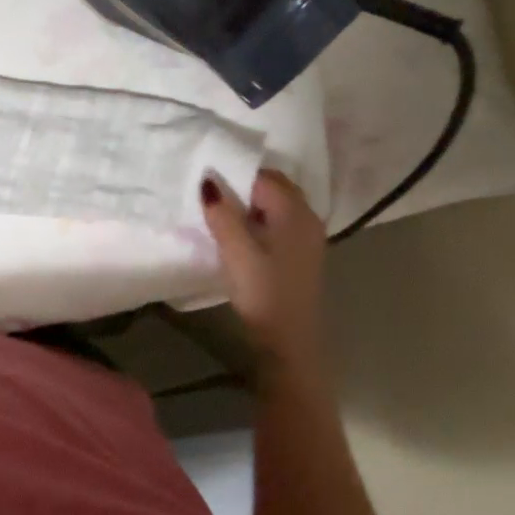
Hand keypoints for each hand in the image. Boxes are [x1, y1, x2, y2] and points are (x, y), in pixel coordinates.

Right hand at [200, 169, 327, 375]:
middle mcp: (308, 217)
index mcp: (294, 211)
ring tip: (221, 216)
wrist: (289, 339)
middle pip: (274, 188)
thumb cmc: (263, 292)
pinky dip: (260, 222)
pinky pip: (280, 224)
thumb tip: (207, 182)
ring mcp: (308, 236)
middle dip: (244, 187)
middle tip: (210, 198)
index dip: (234, 175)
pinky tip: (241, 237)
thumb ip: (222, 214)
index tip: (205, 183)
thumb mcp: (236, 252)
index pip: (263, 177)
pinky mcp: (302, 254)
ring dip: (251, 206)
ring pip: (278, 207)